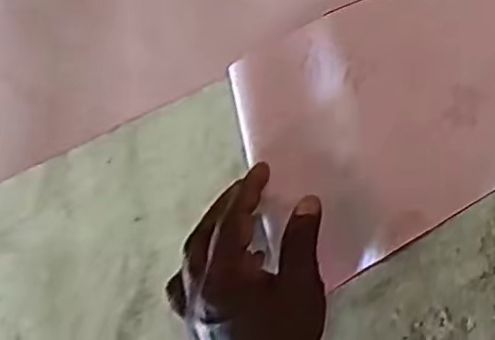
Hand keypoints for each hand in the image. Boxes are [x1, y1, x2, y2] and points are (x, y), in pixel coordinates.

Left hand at [165, 163, 325, 339]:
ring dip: (211, 231)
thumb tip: (305, 203)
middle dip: (223, 207)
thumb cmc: (285, 335)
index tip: (261, 171)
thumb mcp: (301, 285)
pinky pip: (188, 284)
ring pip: (190, 261)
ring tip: (235, 217)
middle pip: (201, 239)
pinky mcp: (197, 327)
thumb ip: (300, 241)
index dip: (245, 193)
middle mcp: (199, 293)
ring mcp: (193, 313)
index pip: (229, 224)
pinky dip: (204, 260)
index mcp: (223, 277)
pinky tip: (228, 262)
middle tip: (247, 186)